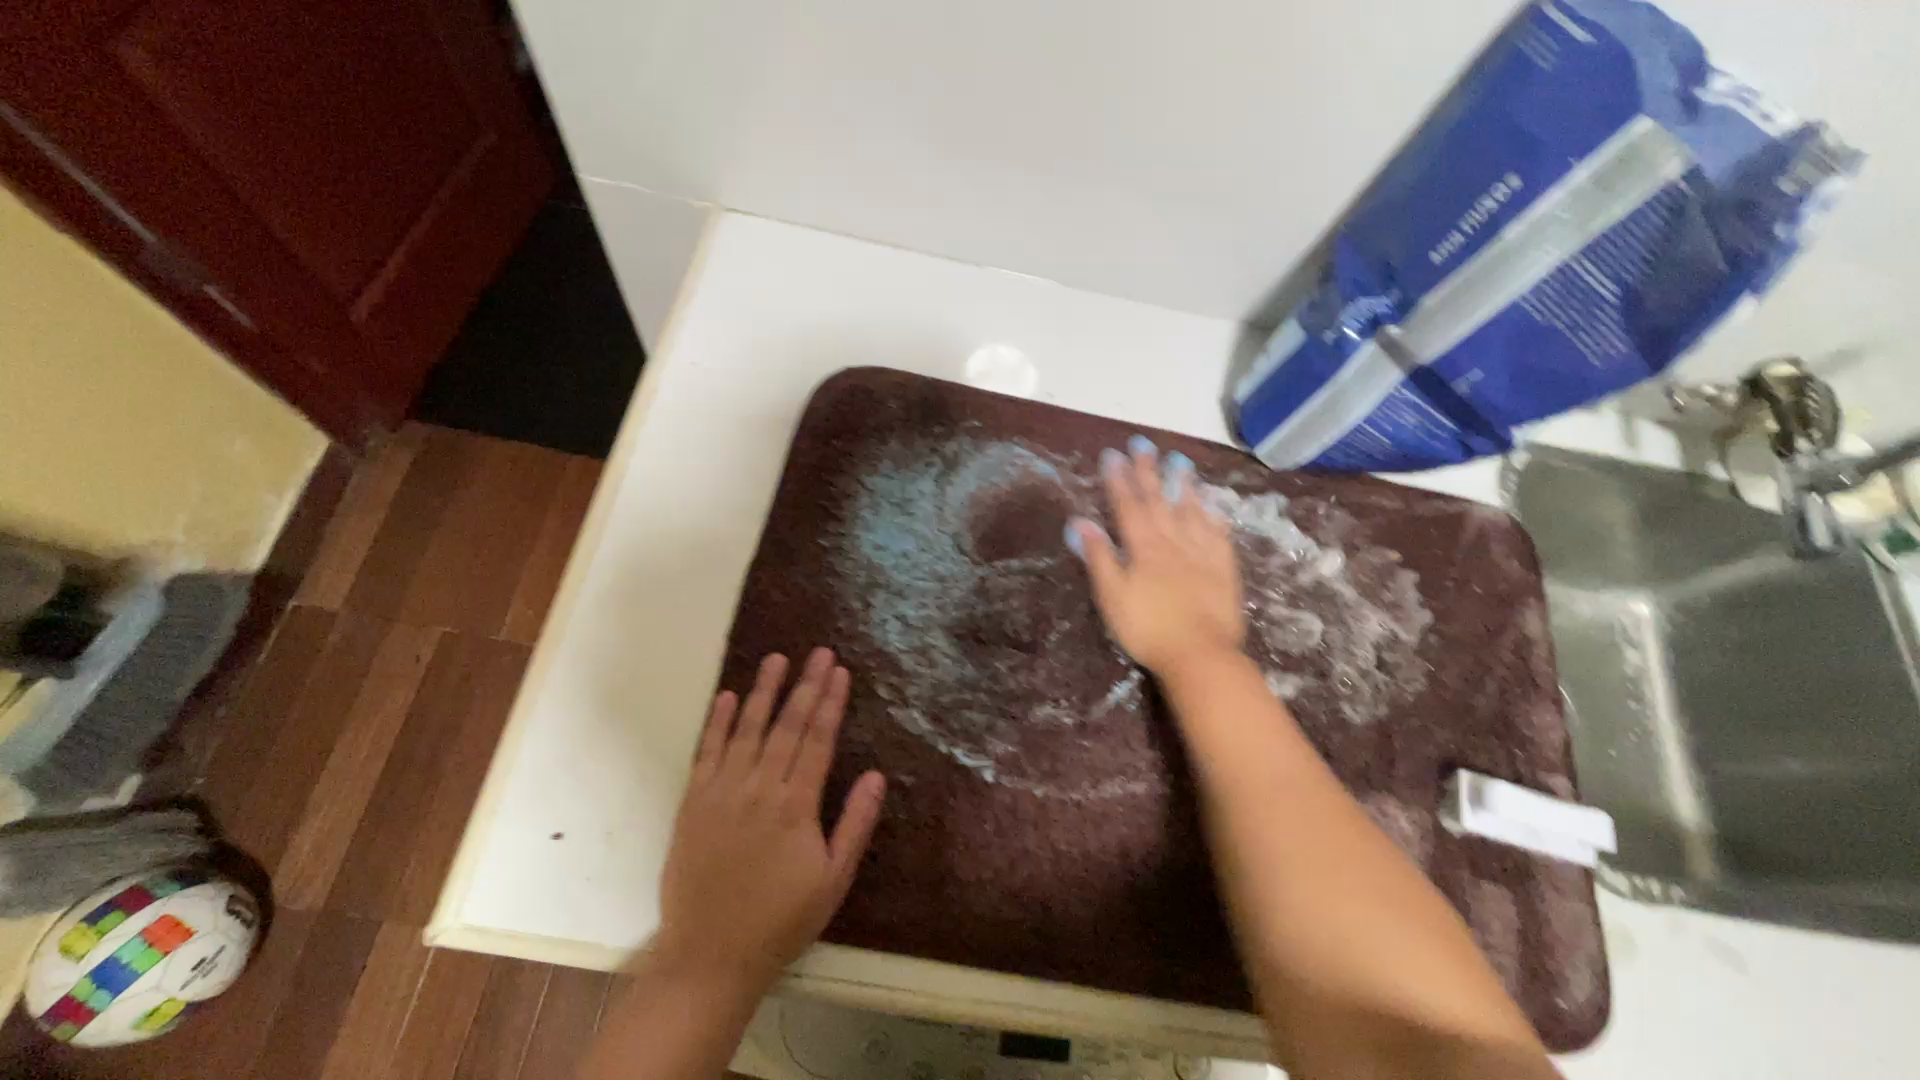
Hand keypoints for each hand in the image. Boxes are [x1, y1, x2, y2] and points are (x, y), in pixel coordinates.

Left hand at [653, 648, 886, 991]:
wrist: (710, 953)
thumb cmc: (781, 920)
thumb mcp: (833, 880)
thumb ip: (855, 824)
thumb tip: (877, 775)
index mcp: (797, 806)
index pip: (818, 740)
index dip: (831, 703)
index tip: (840, 671)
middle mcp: (760, 788)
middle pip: (787, 726)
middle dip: (805, 686)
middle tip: (819, 652)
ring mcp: (722, 792)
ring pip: (746, 729)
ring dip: (762, 691)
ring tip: (776, 659)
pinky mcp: (693, 803)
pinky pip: (706, 752)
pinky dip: (717, 723)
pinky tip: (726, 697)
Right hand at [1066, 435, 1245, 676]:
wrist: (1200, 654)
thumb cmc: (1147, 629)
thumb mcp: (1111, 596)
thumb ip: (1098, 557)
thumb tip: (1079, 521)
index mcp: (1143, 548)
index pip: (1127, 507)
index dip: (1118, 480)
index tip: (1112, 454)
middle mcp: (1173, 542)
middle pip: (1159, 501)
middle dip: (1149, 471)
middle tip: (1144, 444)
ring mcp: (1202, 553)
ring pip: (1191, 511)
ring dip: (1183, 484)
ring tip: (1179, 461)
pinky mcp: (1224, 569)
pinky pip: (1219, 534)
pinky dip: (1213, 515)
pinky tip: (1212, 503)